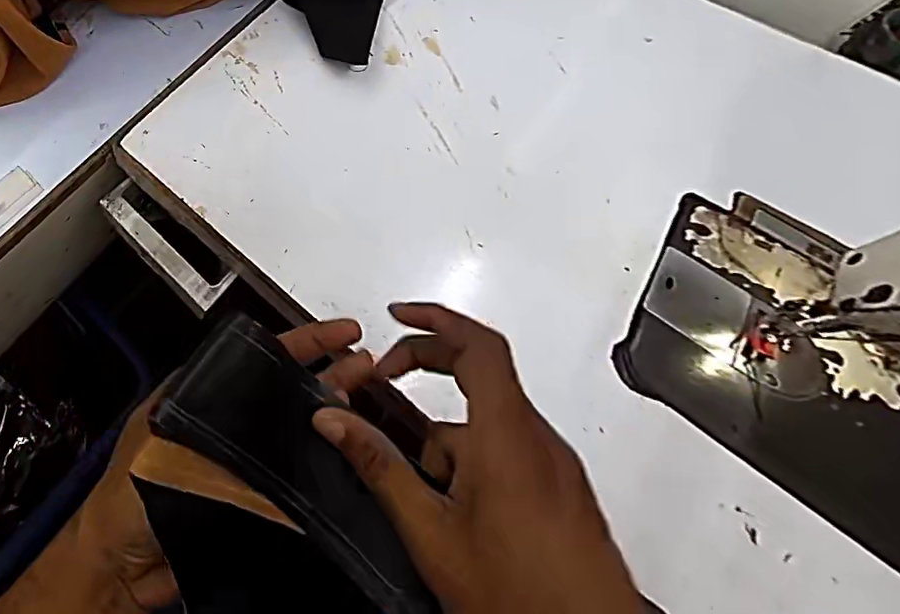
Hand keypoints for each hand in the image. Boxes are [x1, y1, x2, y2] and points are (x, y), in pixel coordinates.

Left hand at [65, 318, 378, 610]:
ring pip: (295, 428)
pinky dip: (321, 462)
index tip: (335, 331)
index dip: (300, 341)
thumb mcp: (163, 447)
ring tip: (366, 397)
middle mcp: (226, 420)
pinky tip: (348, 454)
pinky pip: (293, 475)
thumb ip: (211, 441)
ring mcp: (241, 459)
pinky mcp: (251, 498)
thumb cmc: (125, 499)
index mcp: (202, 394)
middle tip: (364, 360)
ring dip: (331, 412)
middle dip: (327, 370)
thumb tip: (262, 445)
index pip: (258, 356)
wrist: (118, 568)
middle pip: (285, 387)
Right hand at [313, 303, 644, 613]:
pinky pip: (509, 443)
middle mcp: (539, 441)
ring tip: (426, 488)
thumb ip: (379, 467)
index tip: (399, 315)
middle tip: (388, 375)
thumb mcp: (432, 533)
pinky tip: (458, 507)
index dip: (434, 318)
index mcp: (508, 437)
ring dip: (448, 434)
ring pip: (489, 417)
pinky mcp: (563, 487)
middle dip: (426, 364)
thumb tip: (336, 422)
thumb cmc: (530, 603)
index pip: (476, 345)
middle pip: (479, 369)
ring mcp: (555, 464)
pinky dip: (473, 454)